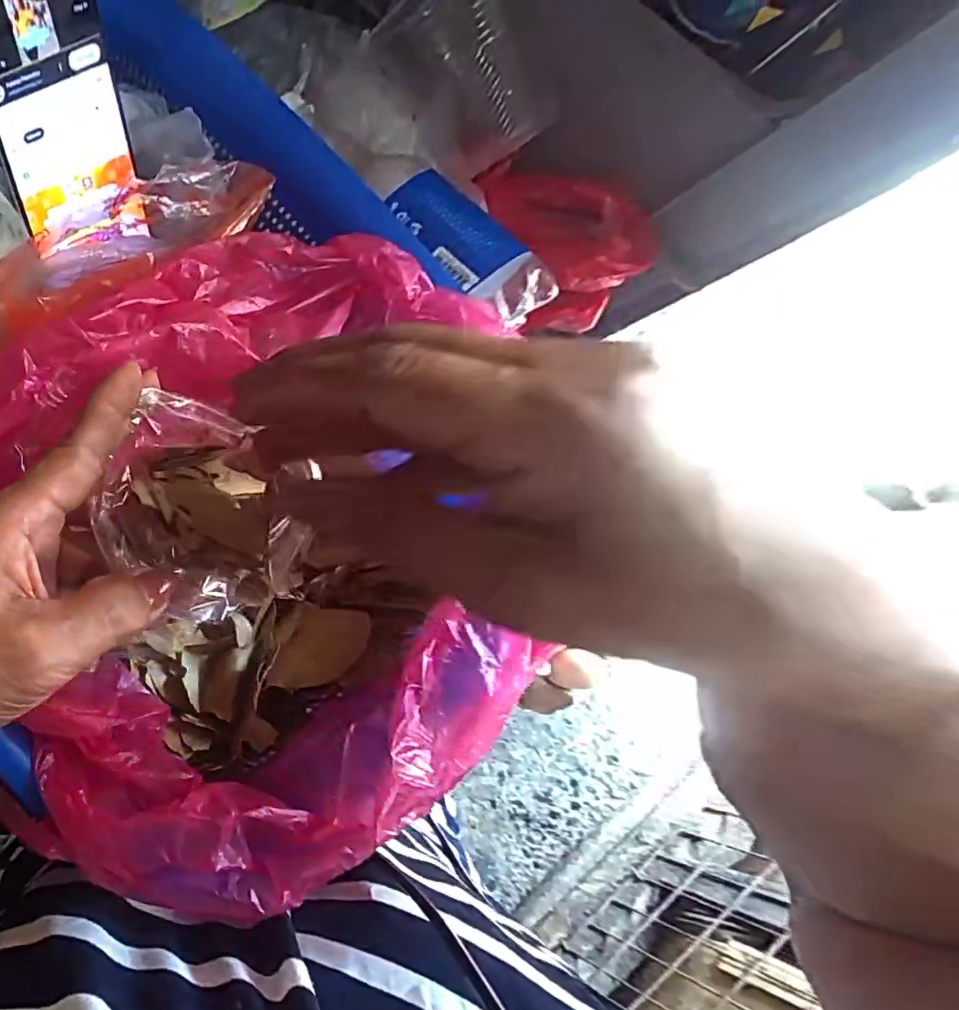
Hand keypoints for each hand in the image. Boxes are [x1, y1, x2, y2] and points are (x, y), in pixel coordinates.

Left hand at [0, 363, 173, 750]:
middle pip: (87, 485)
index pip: (72, 456)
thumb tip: (177, 583)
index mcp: (14, 522)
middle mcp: (19, 528)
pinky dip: (118, 564)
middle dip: (137, 463)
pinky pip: (83, 564)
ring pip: (90, 528)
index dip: (109, 412)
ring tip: (199, 512)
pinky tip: (159, 570)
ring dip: (136, 523)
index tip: (139, 366)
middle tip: (198, 442)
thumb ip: (112, 612)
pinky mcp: (28, 588)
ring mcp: (23, 559)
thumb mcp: (42, 647)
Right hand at [232, 325, 813, 675]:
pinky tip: (371, 443)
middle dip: (316, 375)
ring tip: (292, 429)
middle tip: (248, 404)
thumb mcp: (507, 582)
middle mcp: (574, 364)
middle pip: (411, 350)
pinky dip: (409, 411)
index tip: (239, 402)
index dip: (304, 386)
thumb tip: (291, 497)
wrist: (824, 605)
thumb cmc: (658, 605)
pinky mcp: (601, 379)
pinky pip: (480, 382)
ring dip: (357, 392)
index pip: (395, 377)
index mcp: (554, 416)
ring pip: (441, 360)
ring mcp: (595, 364)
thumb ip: (389, 529)